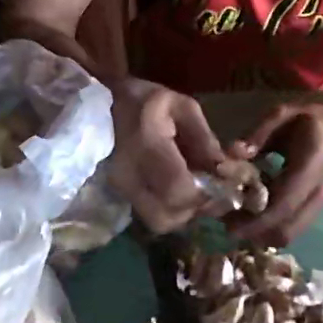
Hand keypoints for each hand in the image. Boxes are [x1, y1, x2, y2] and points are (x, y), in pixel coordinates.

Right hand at [108, 78, 228, 232]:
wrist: (98, 103)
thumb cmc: (142, 100)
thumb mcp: (180, 106)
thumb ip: (205, 138)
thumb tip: (225, 169)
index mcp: (146, 146)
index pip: (178, 190)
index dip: (205, 193)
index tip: (219, 178)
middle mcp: (129, 176)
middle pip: (166, 218)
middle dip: (195, 209)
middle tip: (208, 188)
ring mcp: (120, 189)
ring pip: (158, 222)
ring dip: (183, 212)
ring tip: (194, 188)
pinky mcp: (119, 195)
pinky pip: (149, 215)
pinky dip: (170, 209)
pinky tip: (178, 189)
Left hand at [227, 102, 322, 246]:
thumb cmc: (313, 119)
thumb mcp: (283, 114)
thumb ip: (258, 132)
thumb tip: (231, 154)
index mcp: (312, 166)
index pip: (285, 204)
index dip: (256, 220)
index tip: (229, 225)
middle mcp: (319, 192)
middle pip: (287, 230)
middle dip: (255, 233)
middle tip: (227, 221)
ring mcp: (321, 205)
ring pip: (289, 234)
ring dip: (261, 233)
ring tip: (237, 217)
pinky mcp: (317, 210)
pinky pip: (292, 228)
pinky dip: (270, 227)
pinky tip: (253, 211)